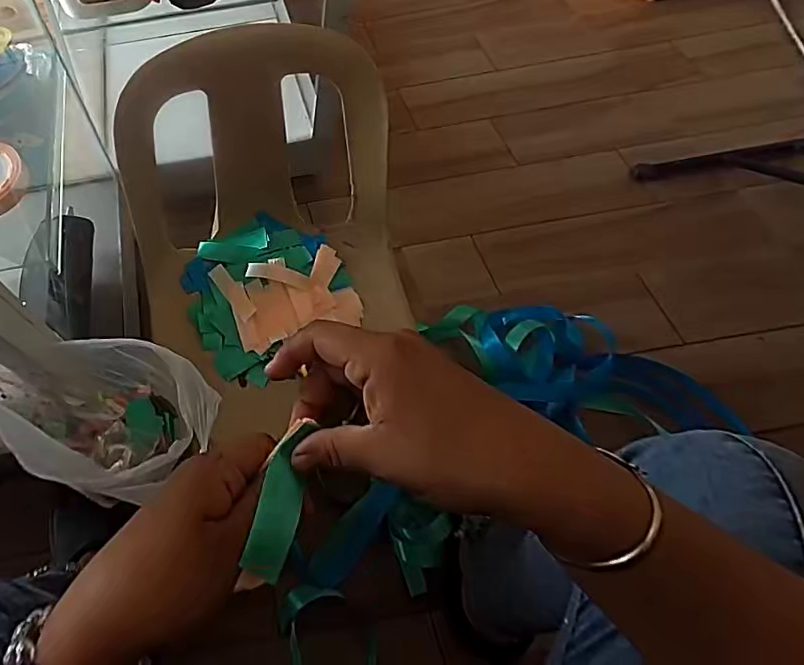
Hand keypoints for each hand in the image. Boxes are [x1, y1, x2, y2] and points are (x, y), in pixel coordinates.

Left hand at [36, 432, 274, 664]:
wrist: (107, 611)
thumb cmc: (175, 578)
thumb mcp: (233, 544)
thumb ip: (266, 502)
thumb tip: (293, 467)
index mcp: (214, 465)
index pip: (265, 444)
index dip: (290, 471)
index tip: (303, 513)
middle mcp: (198, 470)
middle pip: (252, 471)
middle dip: (273, 504)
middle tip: (280, 546)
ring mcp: (183, 494)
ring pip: (237, 497)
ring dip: (253, 526)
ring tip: (253, 563)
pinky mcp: (174, 518)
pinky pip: (216, 515)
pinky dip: (230, 538)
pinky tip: (227, 568)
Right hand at [263, 322, 608, 524]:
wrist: (534, 467)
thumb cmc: (450, 455)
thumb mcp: (383, 455)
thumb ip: (331, 447)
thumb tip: (294, 454)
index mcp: (377, 352)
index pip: (316, 336)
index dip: (287, 355)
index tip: (269, 383)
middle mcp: (394, 345)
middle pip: (335, 355)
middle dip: (314, 393)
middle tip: (308, 438)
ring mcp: (417, 359)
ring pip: (359, 370)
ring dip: (338, 402)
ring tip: (335, 444)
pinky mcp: (433, 378)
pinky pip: (382, 380)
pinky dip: (364, 403)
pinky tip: (366, 437)